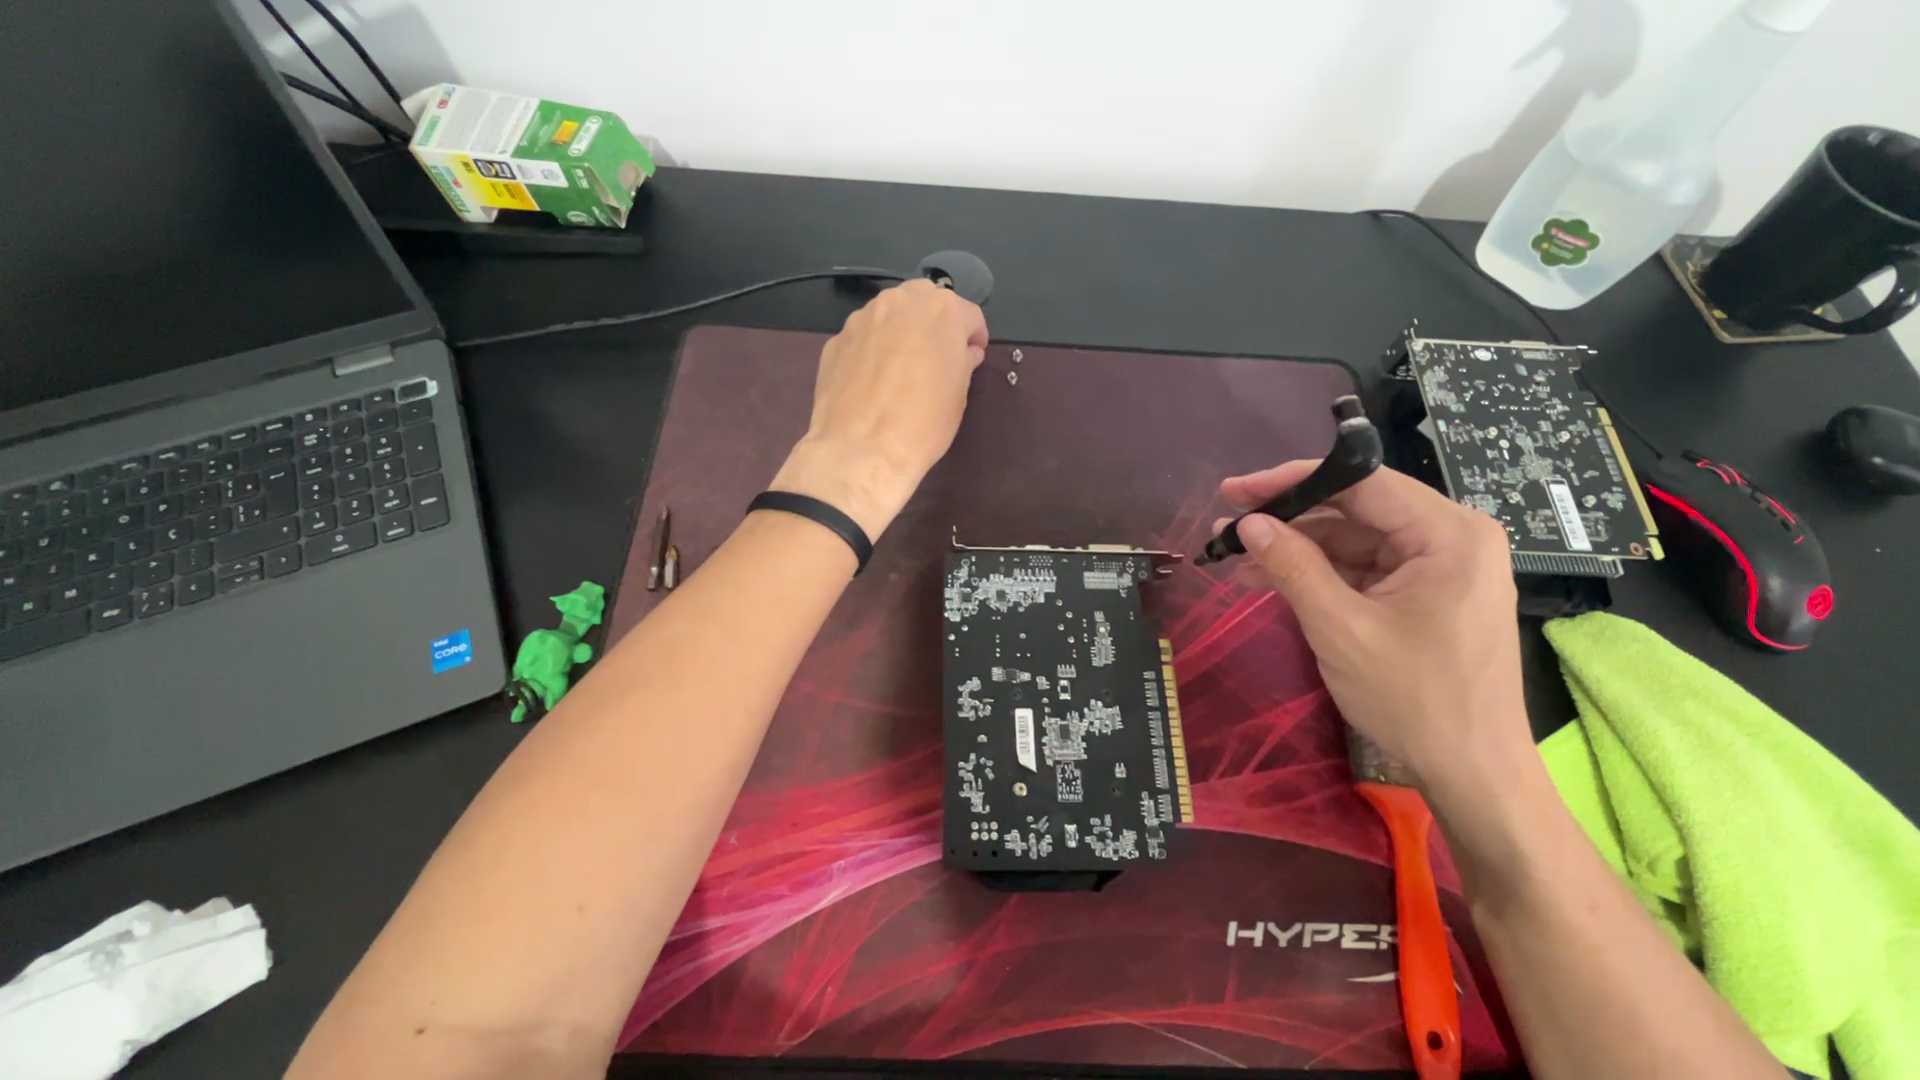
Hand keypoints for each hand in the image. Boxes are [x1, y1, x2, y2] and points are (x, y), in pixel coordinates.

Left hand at [771, 280, 988, 537]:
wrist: (861, 450)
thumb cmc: (923, 423)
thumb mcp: (959, 395)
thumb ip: (963, 362)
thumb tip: (963, 352)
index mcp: (941, 311)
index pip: (968, 314)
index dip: (974, 338)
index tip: (972, 358)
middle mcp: (900, 303)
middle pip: (925, 301)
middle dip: (935, 323)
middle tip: (937, 357)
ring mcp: (862, 318)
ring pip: (890, 315)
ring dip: (901, 332)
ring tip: (901, 369)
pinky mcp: (836, 340)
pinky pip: (864, 337)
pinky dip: (873, 350)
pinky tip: (872, 382)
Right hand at [1218, 462, 1530, 792]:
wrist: (1473, 774)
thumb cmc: (1414, 699)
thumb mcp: (1341, 629)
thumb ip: (1292, 567)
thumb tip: (1247, 524)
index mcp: (1449, 533)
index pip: (1361, 482)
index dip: (1291, 481)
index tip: (1234, 491)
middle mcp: (1454, 537)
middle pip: (1358, 509)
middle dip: (1290, 520)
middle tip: (1227, 529)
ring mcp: (1444, 567)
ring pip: (1357, 540)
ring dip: (1299, 550)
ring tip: (1236, 558)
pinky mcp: (1430, 595)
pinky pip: (1368, 569)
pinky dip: (1322, 575)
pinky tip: (1272, 580)